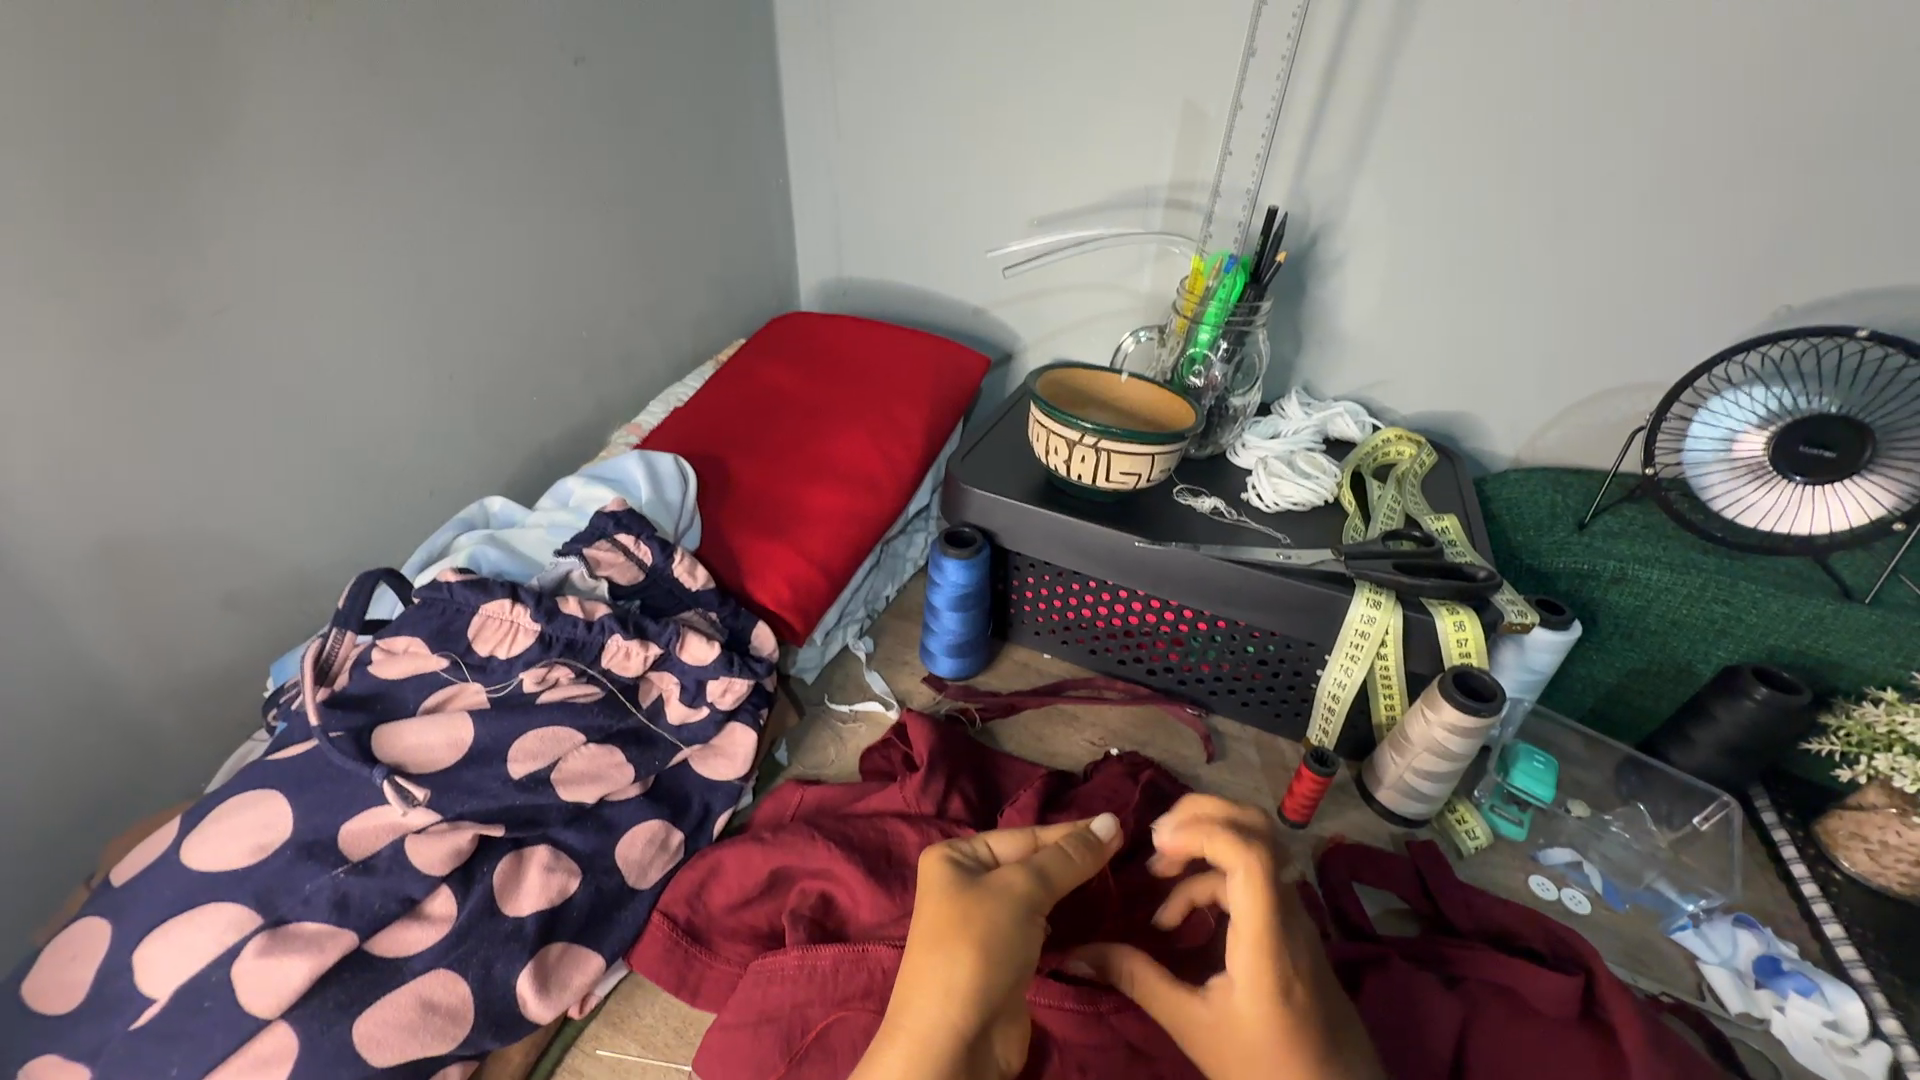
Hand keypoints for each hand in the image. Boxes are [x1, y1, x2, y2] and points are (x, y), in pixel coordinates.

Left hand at [851, 813, 1123, 1079]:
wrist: (953, 1043)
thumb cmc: (978, 947)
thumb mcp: (1022, 891)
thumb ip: (1068, 858)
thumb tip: (1111, 820)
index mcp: (956, 856)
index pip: (1024, 836)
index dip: (1072, 834)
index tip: (1120, 828)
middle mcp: (966, 884)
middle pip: (1031, 864)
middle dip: (1074, 863)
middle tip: (1126, 855)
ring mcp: (985, 924)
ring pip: (1038, 898)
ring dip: (1073, 894)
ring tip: (1119, 881)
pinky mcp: (1004, 960)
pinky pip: (1041, 929)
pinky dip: (1066, 923)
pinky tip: (1095, 917)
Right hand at [1072, 795, 1383, 1079]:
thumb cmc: (1268, 1070)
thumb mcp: (1194, 1028)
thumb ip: (1138, 980)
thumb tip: (1078, 953)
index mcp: (1268, 936)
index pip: (1250, 852)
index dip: (1202, 831)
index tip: (1157, 846)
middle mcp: (1288, 911)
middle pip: (1257, 828)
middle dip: (1201, 816)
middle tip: (1156, 839)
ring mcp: (1294, 916)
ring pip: (1254, 847)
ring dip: (1203, 847)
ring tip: (1158, 875)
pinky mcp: (1290, 927)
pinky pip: (1252, 876)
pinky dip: (1211, 876)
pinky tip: (1180, 915)